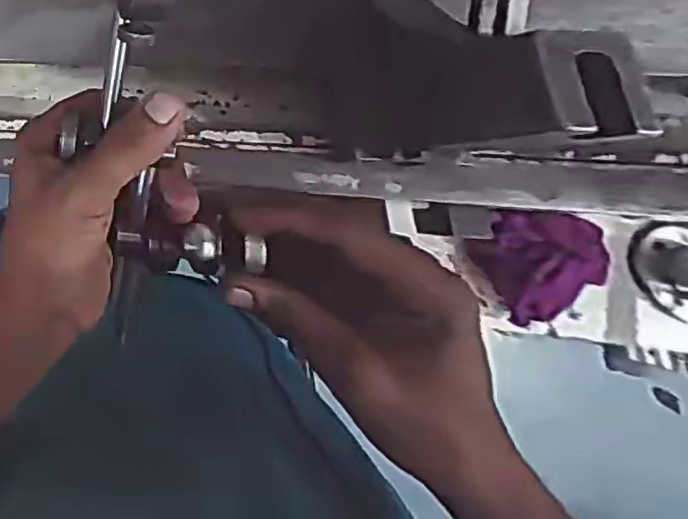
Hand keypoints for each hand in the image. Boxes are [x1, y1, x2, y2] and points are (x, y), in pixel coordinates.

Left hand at [0, 90, 194, 336]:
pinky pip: (144, 202)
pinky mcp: (110, 220)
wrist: (44, 314)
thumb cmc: (50, 245)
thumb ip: (128, 146)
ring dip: (166, 188)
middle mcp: (68, 160)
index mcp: (48, 141)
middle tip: (177, 182)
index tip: (168, 122)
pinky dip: (163, 210)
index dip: (131, 112)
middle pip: (125, 141)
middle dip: (157, 160)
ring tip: (181, 210)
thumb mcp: (86, 188)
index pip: (96, 107)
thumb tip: (167, 104)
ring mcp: (90, 192)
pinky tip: (178, 223)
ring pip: (140, 173)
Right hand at [226, 198, 564, 518]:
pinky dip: (282, 263)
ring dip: (273, 238)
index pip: (348, 231)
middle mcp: (408, 267)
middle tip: (224, 216)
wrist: (464, 471)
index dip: (289, 218)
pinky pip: (320, 266)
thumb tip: (232, 283)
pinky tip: (249, 262)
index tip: (240, 216)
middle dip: (275, 220)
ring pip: (321, 242)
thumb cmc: (426, 426)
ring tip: (226, 235)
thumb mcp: (359, 374)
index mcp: (425, 281)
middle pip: (332, 227)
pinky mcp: (370, 293)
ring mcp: (389, 279)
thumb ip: (298, 320)